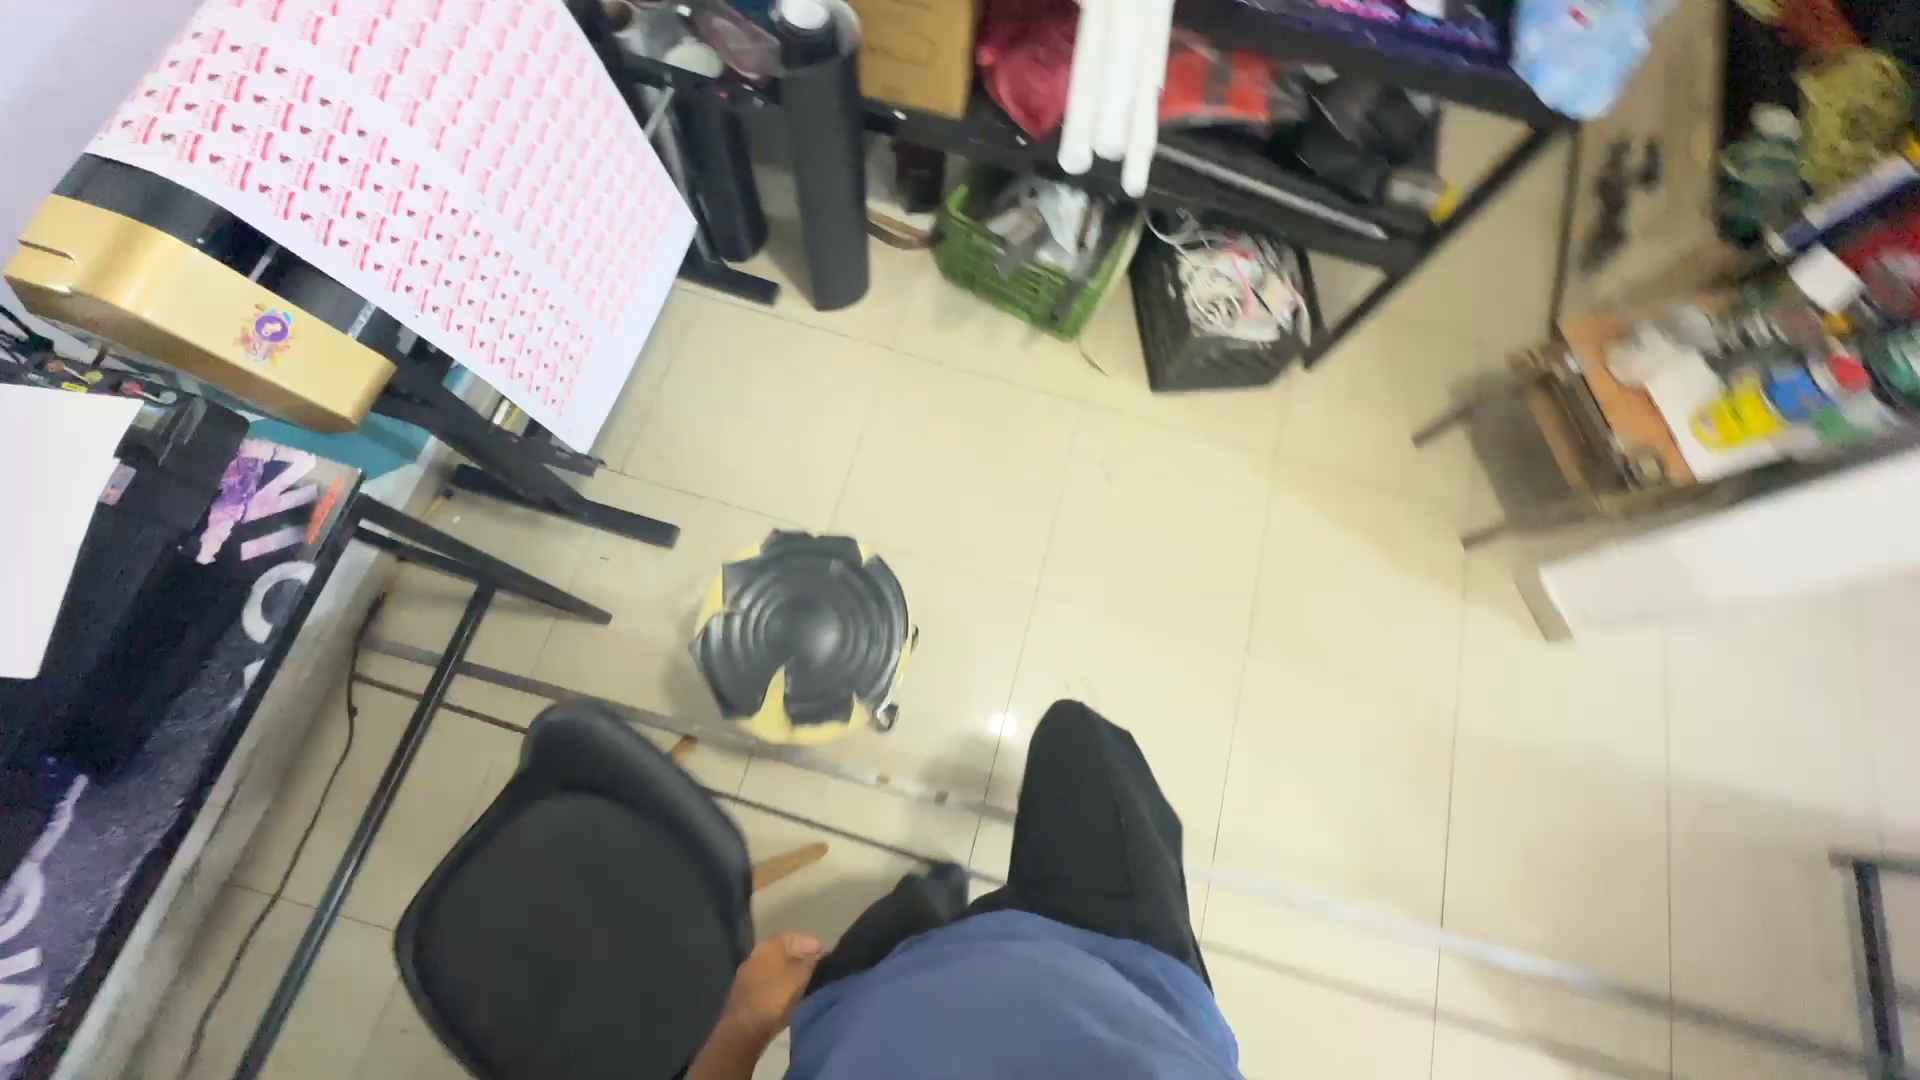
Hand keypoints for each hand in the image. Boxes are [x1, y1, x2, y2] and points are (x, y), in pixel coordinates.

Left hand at [716, 932, 822, 1044]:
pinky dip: (777, 983)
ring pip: (772, 967)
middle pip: (780, 951)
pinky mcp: (742, 994)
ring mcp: (746, 975)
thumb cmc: (774, 999)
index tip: (821, 951)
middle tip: (813, 964)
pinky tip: (786, 993)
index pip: (791, 936)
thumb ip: (809, 962)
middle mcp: (755, 955)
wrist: (742, 1031)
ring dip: (787, 970)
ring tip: (802, 979)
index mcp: (768, 947)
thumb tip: (814, 954)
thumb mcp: (799, 978)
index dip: (807, 942)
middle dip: (797, 955)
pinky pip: (765, 981)